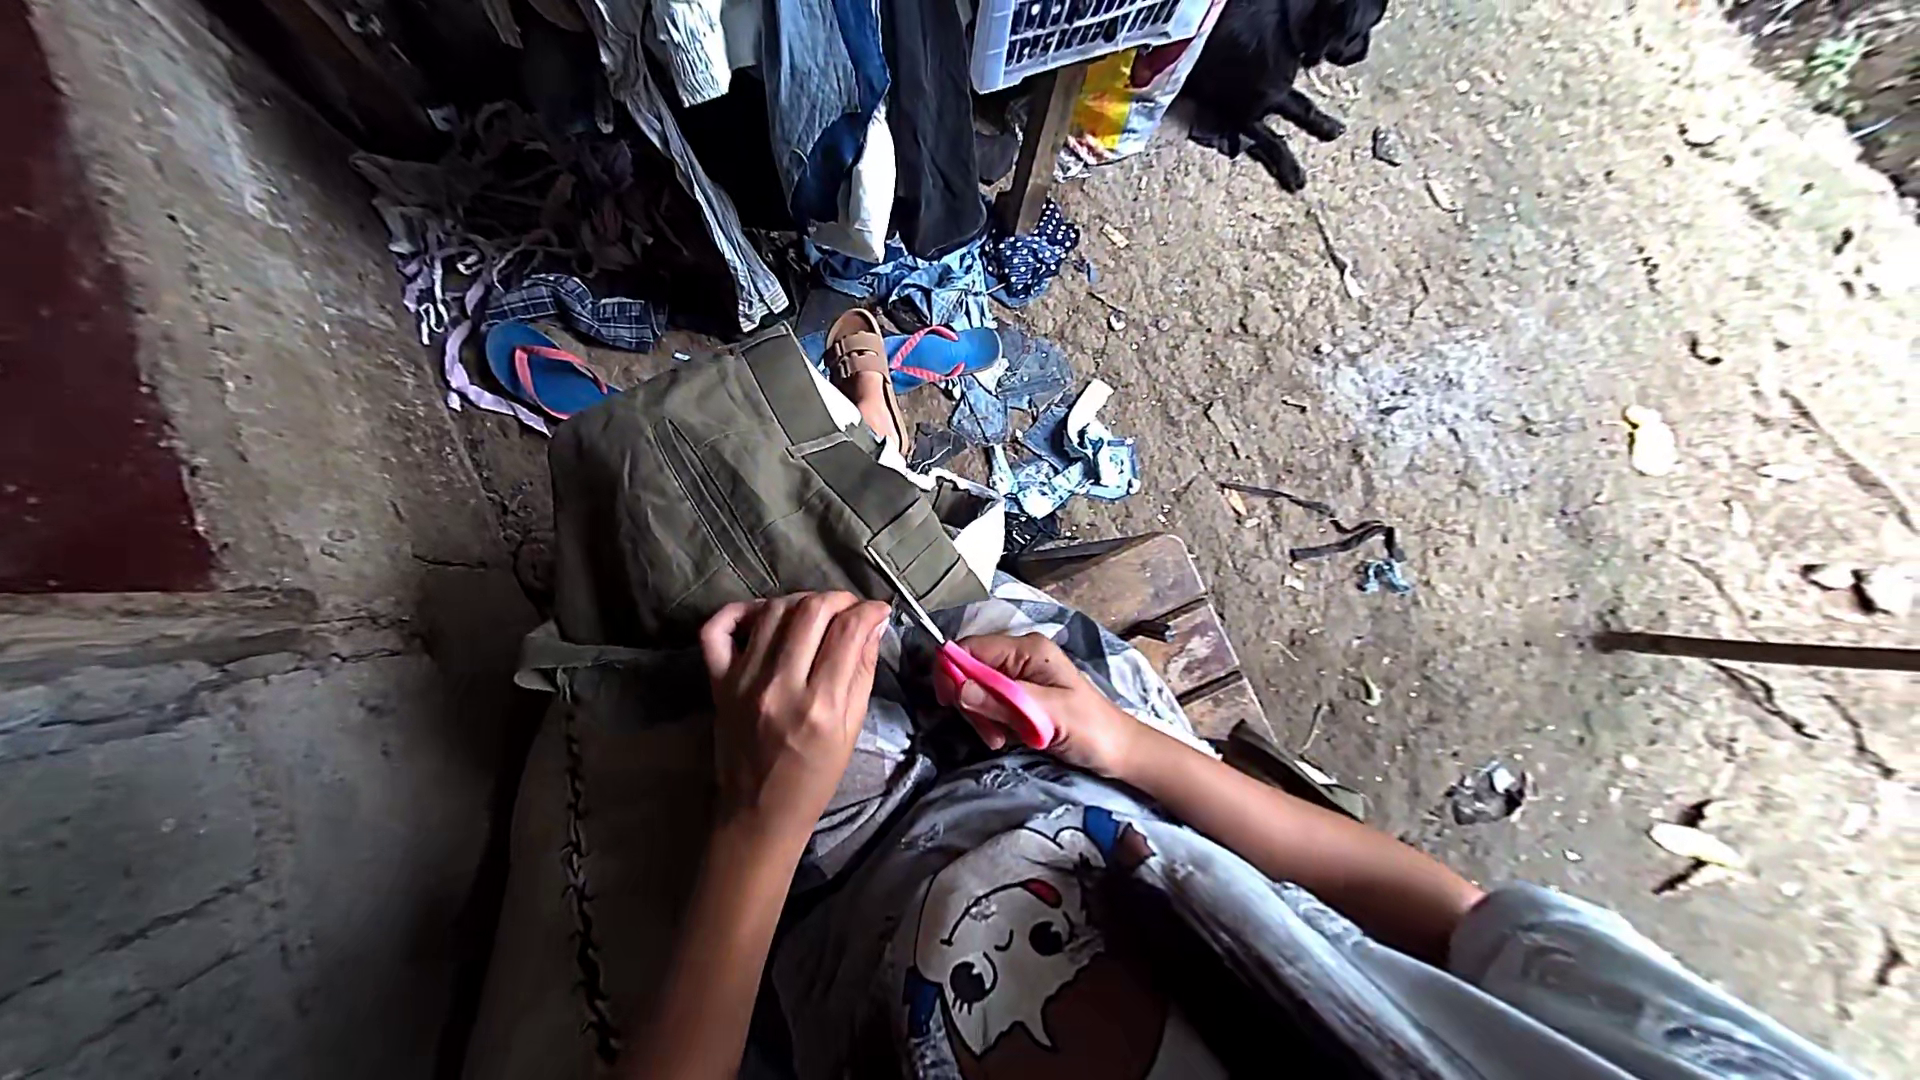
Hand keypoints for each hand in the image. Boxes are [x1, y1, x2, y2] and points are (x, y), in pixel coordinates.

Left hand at [699, 592, 890, 833]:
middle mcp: (779, 686)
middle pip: (811, 611)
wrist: (759, 813)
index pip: (848, 631)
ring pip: (773, 610)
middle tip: (851, 608)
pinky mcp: (718, 682)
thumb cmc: (815, 777)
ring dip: (802, 600)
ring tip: (817, 610)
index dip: (870, 610)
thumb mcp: (853, 728)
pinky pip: (718, 629)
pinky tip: (765, 613)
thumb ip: (863, 671)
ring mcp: (742, 681)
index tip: (878, 610)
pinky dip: (741, 610)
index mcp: (820, 704)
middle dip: (840, 598)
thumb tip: (874, 624)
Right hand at [938, 633, 1145, 778]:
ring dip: (981, 716)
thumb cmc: (1090, 728)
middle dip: (970, 700)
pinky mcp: (1020, 695)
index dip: (953, 670)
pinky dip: (990, 721)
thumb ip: (1003, 700)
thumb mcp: (1048, 714)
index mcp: (1028, 649)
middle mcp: (1020, 656)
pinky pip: (989, 703)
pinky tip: (1006, 737)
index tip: (949, 702)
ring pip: (976, 689)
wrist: (1117, 750)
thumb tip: (961, 688)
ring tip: (1001, 738)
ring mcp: (1020, 675)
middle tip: (989, 731)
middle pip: (970, 668)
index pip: (972, 647)